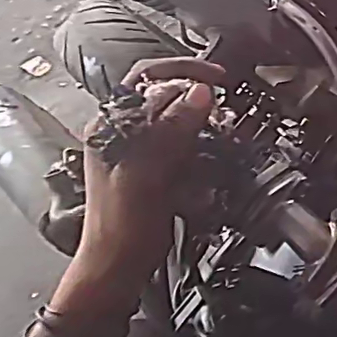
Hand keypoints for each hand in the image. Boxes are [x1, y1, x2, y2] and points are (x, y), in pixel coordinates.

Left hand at [57, 58, 222, 315]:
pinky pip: (188, 148)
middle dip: (199, 103)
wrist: (121, 266)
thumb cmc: (121, 225)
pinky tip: (209, 164)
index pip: (147, 78)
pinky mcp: (161, 169)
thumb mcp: (148, 172)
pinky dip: (203, 151)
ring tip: (220, 138)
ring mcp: (144, 151)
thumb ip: (173, 130)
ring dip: (204, 128)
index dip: (183, 71)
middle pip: (168, 98)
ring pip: (181, 123)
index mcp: (112, 126)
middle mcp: (126, 132)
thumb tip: (201, 93)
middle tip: (224, 114)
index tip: (217, 78)